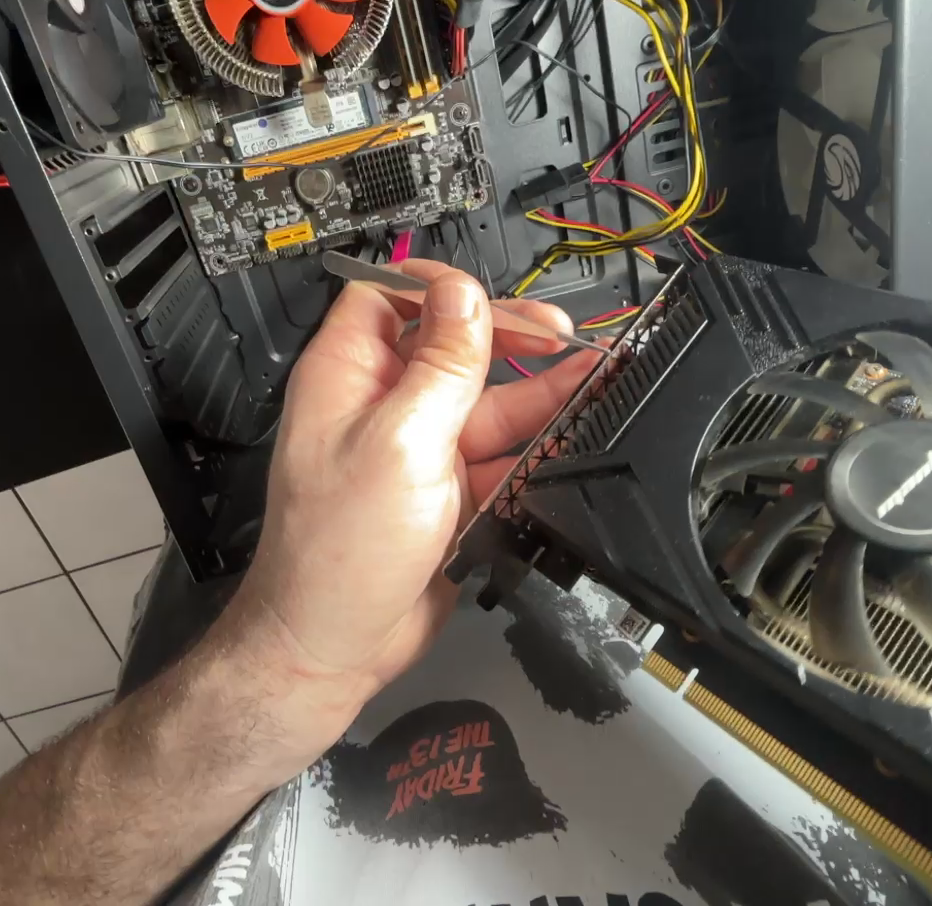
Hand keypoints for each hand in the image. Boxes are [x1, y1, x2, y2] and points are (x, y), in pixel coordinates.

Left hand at [219, 260, 597, 717]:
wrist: (339, 645)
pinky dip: (535, 440)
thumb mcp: (399, 442)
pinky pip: (498, 449)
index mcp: (349, 376)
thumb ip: (439, 367)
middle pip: (449, 344)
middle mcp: (383, 403)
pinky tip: (573, 425)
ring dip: (537, 388)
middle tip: (556, 334)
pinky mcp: (447, 485)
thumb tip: (461, 296)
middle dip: (503, 335)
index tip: (485, 294)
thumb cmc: (340, 549)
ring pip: (484, 400)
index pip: (386, 297)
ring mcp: (418, 444)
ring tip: (592, 371)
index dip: (435, 286)